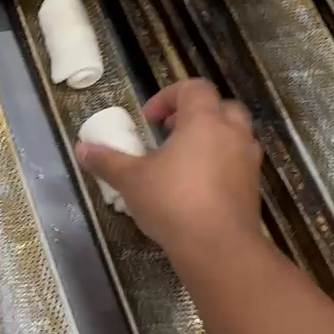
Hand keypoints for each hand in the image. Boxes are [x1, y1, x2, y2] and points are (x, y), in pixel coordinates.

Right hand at [75, 79, 261, 258]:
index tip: (148, 118)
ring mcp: (247, 159)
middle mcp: (233, 133)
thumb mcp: (130, 179)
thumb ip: (107, 161)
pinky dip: (217, 163)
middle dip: (193, 114)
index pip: (194, 88)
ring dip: (208, 138)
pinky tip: (194, 186)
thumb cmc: (172, 201)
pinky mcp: (251, 185)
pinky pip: (235, 161)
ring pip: (232, 134)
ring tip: (180, 160)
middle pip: (220, 106)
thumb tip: (82, 148)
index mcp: (204, 121)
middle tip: (169, 132)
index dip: (169, 96)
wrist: (217, 245)